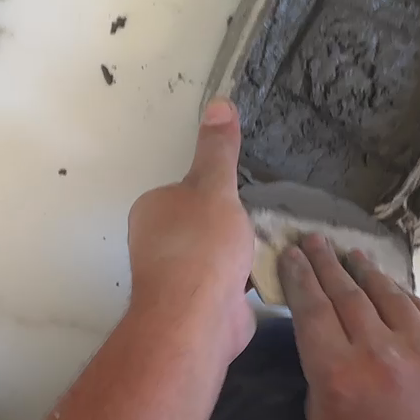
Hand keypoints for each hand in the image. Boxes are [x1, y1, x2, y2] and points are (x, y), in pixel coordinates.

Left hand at [126, 100, 254, 363]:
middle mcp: (157, 243)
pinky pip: (228, 283)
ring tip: (268, 248)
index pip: (186, 192)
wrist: (199, 316)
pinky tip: (267, 275)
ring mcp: (177, 277)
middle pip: (203, 224)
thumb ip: (218, 150)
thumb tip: (218, 102)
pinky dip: (247, 280)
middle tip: (258, 223)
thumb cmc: (201, 245)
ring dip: (241, 255)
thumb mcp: (214, 187)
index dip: (214, 193)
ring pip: (217, 255)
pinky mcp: (200, 304)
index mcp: (152, 211)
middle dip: (230, 227)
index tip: (238, 197)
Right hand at [277, 234, 419, 419]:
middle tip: (313, 240)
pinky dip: (399, 293)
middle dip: (325, 262)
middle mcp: (378, 351)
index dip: (300, 277)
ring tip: (349, 253)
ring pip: (385, 293)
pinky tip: (386, 284)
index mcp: (337, 372)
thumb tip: (322, 332)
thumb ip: (319, 371)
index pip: (312, 309)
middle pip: (345, 293)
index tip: (291, 254)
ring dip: (363, 270)